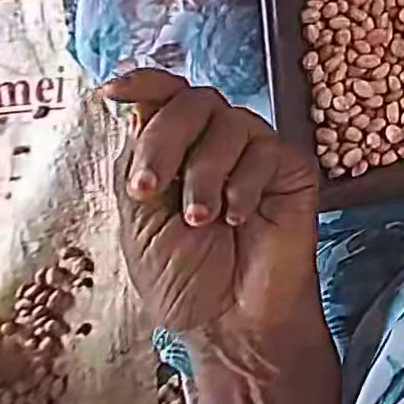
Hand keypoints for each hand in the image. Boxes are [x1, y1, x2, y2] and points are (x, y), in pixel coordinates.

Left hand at [104, 70, 319, 341]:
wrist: (232, 320)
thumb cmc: (185, 279)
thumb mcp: (141, 225)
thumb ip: (140, 164)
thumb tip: (135, 107)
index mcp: (176, 151)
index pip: (165, 99)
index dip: (144, 84)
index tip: (113, 92)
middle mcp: (216, 142)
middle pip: (193, 102)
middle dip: (165, 140)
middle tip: (151, 189)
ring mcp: (255, 150)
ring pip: (229, 123)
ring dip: (206, 175)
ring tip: (204, 221)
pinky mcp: (290, 165)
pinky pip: (265, 151)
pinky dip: (244, 186)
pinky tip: (239, 217)